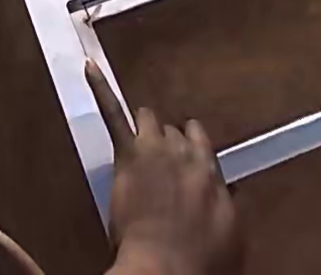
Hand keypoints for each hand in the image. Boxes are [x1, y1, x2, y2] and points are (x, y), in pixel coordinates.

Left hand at [90, 65, 242, 274]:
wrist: (164, 270)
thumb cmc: (200, 264)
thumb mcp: (232, 238)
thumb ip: (227, 203)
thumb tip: (229, 187)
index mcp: (210, 172)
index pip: (199, 140)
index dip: (189, 147)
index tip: (183, 157)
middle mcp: (183, 152)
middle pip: (172, 131)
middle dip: (166, 142)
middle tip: (158, 167)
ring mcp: (153, 148)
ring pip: (148, 118)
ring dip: (144, 127)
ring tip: (138, 140)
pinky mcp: (127, 152)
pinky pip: (112, 112)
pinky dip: (100, 87)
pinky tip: (89, 66)